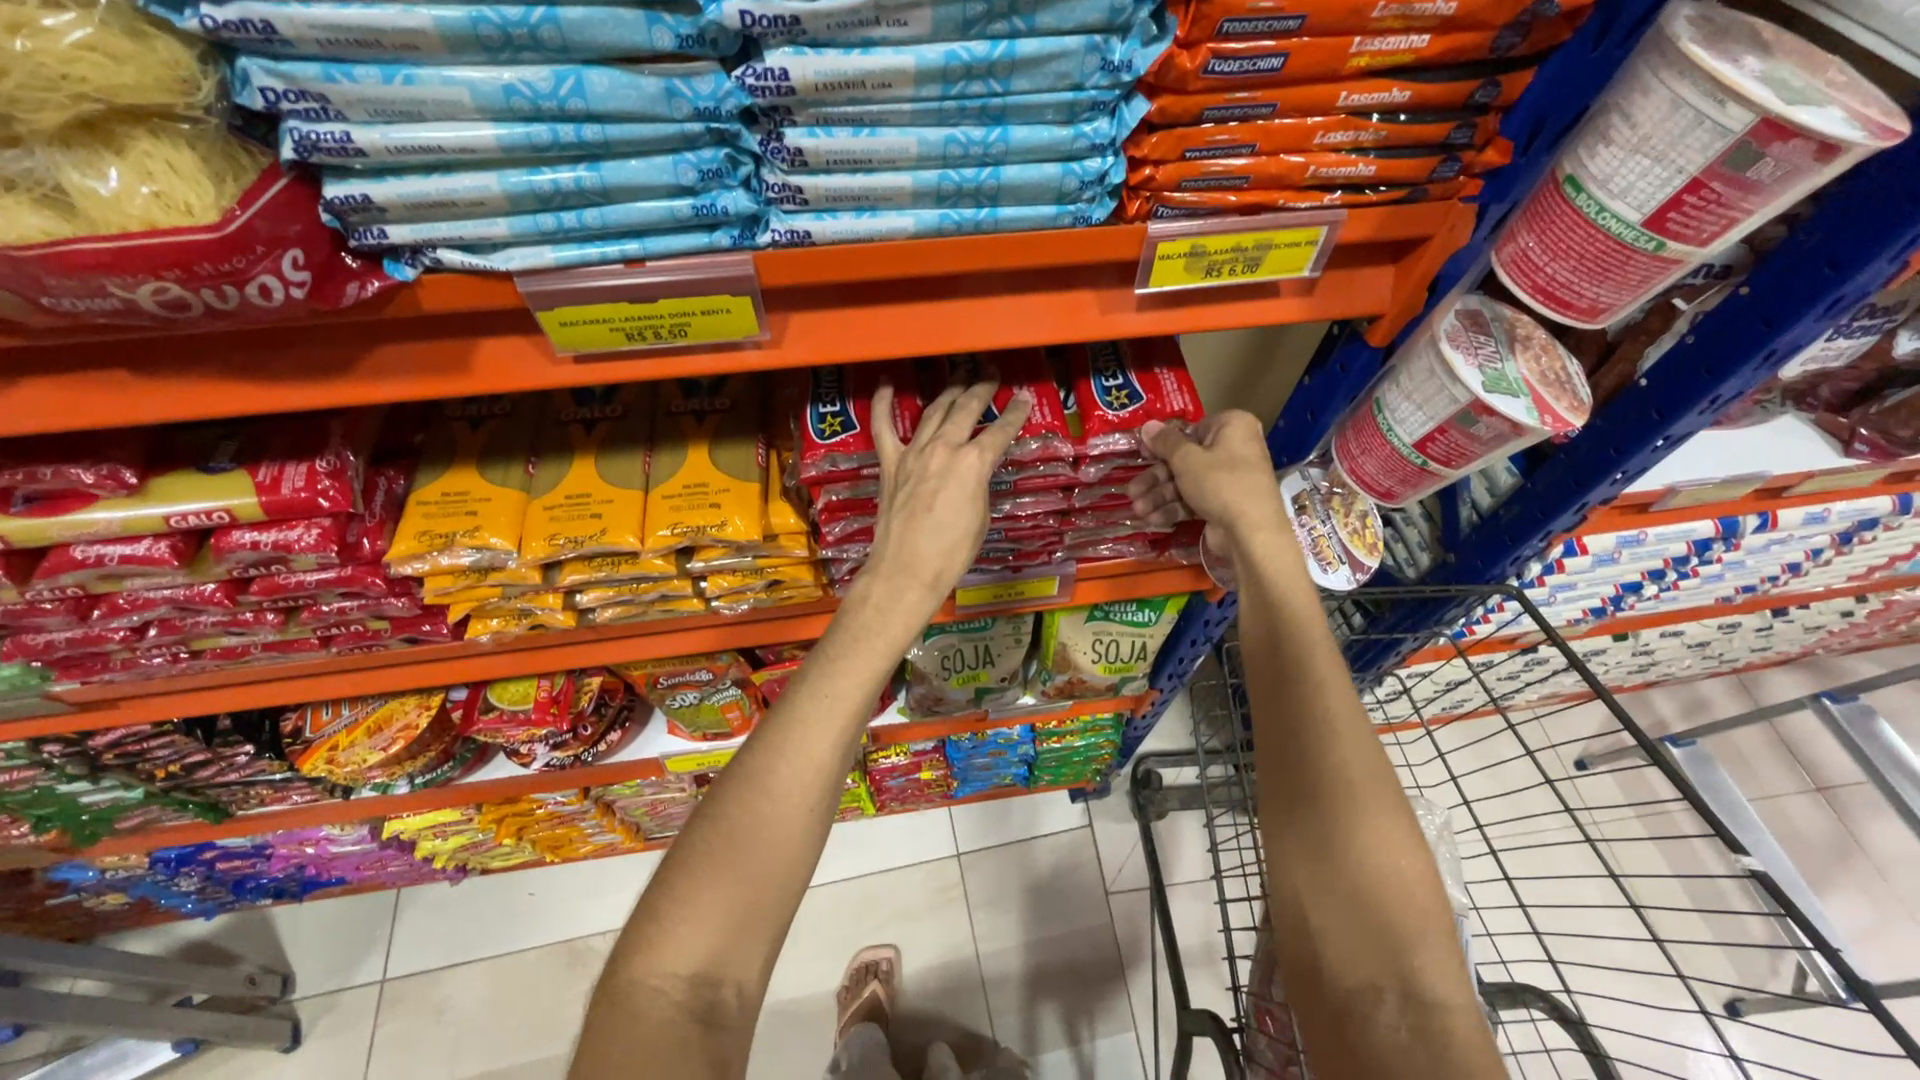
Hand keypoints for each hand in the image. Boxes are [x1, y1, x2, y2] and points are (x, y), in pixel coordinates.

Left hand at [860, 380, 1032, 619]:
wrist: (906, 569)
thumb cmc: (952, 552)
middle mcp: (944, 448)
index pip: (1001, 431)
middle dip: (982, 388)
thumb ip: (979, 485)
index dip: (1015, 413)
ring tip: (959, 375)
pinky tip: (887, 382)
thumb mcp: (981, 517)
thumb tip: (974, 473)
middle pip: (966, 408)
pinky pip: (883, 426)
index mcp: (973, 464)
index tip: (1023, 399)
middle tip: (991, 375)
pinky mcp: (890, 463)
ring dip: (949, 390)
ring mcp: (913, 453)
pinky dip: (884, 402)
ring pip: (934, 410)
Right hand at [1126, 410, 1286, 543]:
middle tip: (1132, 491)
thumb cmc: (1219, 483)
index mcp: (1232, 426)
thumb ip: (1164, 442)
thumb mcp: (1186, 459)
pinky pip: (1195, 499)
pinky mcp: (1225, 503)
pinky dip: (1175, 507)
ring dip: (1160, 496)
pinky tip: (1152, 519)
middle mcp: (1234, 448)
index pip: (1191, 429)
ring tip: (1138, 510)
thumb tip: (1147, 425)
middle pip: (1185, 459)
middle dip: (1156, 478)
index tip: (1142, 455)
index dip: (1163, 444)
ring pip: (1187, 482)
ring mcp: (1230, 478)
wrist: (1251, 532)